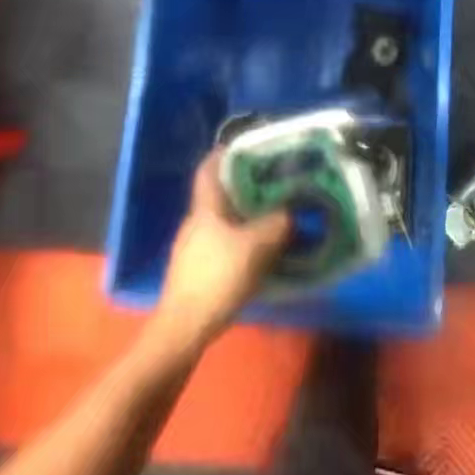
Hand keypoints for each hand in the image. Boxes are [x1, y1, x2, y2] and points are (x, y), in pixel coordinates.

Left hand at [151, 150, 290, 351]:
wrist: (183, 330)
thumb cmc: (217, 278)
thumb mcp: (258, 244)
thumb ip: (279, 222)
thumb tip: (291, 212)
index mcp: (205, 209)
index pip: (209, 170)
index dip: (225, 153)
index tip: (250, 144)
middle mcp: (196, 223)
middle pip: (221, 194)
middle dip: (249, 185)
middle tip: (279, 179)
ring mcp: (195, 248)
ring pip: (226, 219)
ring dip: (250, 214)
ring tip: (279, 213)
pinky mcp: (199, 271)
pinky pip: (227, 242)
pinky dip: (246, 238)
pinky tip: (266, 248)